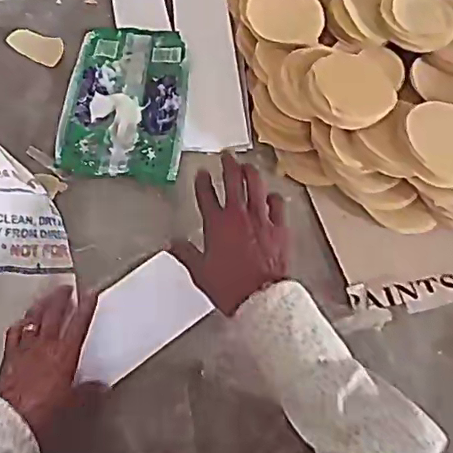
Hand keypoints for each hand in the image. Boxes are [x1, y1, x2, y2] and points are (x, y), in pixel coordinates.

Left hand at [0, 285, 99, 444]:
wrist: (11, 425)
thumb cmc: (42, 416)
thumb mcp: (73, 406)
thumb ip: (87, 393)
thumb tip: (99, 387)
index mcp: (63, 354)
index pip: (78, 323)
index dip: (85, 307)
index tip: (90, 294)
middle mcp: (44, 346)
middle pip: (54, 313)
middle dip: (61, 298)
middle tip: (67, 289)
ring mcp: (24, 350)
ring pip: (34, 318)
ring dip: (41, 305)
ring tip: (47, 297)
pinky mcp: (9, 358)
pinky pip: (15, 333)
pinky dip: (20, 324)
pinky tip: (22, 322)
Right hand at [171, 152, 289, 315]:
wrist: (260, 297)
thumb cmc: (229, 287)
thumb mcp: (200, 272)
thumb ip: (186, 253)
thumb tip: (173, 243)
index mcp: (216, 224)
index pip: (206, 195)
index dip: (202, 182)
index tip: (201, 173)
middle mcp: (238, 215)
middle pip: (233, 181)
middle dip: (228, 165)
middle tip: (226, 156)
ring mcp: (261, 219)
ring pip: (256, 185)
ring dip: (251, 172)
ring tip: (247, 165)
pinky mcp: (279, 227)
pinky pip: (278, 204)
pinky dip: (274, 197)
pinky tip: (272, 195)